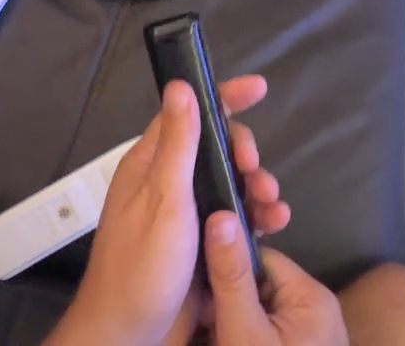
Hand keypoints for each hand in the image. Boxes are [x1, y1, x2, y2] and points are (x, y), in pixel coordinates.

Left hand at [46, 75, 289, 345]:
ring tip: (272, 204)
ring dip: (256, 187)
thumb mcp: (163, 200)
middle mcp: (169, 182)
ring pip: (230, 183)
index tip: (257, 88)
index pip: (190, 113)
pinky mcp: (202, 244)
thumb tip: (181, 84)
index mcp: (152, 164)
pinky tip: (275, 224)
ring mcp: (187, 215)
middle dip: (244, 151)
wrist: (130, 340)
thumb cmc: (140, 266)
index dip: (223, 98)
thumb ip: (177, 143)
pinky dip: (256, 216)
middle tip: (255, 169)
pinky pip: (235, 219)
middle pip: (216, 148)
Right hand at [204, 213, 348, 345]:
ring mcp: (311, 334)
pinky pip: (267, 329)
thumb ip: (232, 277)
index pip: (260, 257)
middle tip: (203, 318)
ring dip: (231, 318)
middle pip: (258, 284)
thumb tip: (219, 213)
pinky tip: (221, 339)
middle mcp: (317, 307)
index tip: (197, 279)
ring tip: (209, 332)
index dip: (227, 266)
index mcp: (312, 292)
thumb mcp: (245, 332)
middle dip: (227, 297)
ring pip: (259, 309)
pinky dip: (244, 334)